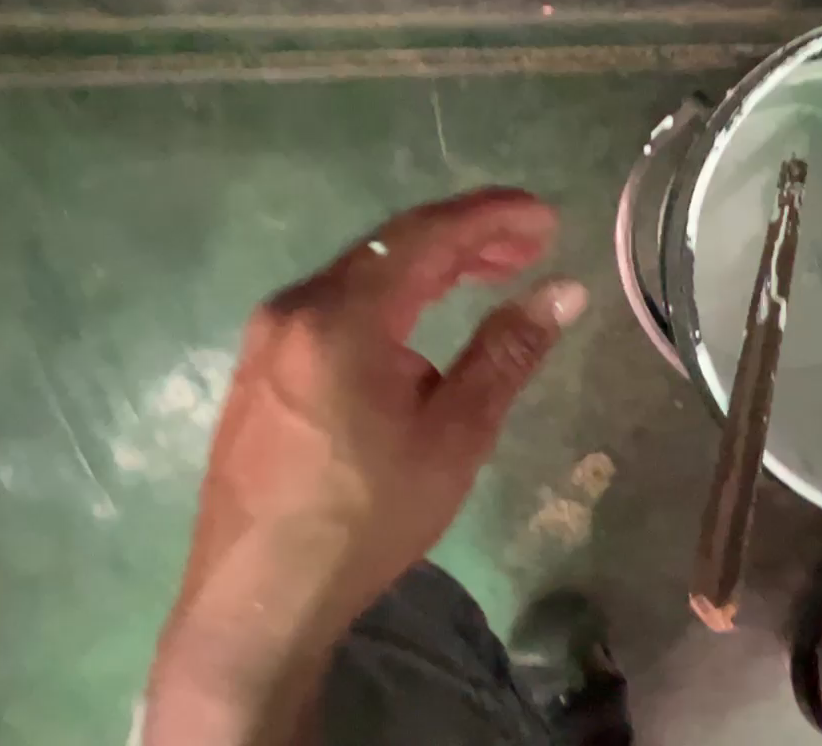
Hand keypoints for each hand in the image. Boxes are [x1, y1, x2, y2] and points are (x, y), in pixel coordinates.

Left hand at [148, 189, 585, 744]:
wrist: (256, 605)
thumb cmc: (367, 516)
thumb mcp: (456, 432)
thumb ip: (510, 350)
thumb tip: (566, 289)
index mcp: (342, 317)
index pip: (428, 235)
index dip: (493, 217)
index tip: (546, 217)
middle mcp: (296, 307)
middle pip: (394, 245)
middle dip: (470, 236)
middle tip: (533, 245)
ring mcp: (270, 336)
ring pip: (366, 272)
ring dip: (434, 265)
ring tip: (495, 272)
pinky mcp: (263, 366)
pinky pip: (340, 303)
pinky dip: (396, 294)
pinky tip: (426, 318)